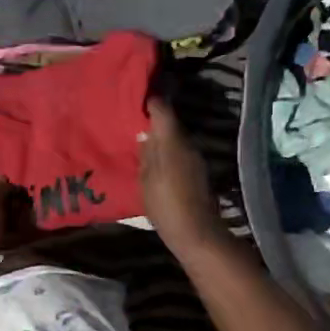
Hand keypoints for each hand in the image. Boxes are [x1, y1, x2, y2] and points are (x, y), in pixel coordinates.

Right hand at [139, 97, 228, 256]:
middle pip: (170, 123)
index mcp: (172, 140)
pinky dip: (167, 152)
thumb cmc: (165, 204)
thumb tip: (145, 133)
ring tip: (139, 139)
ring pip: (174, 138)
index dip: (149, 100)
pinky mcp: (198, 171)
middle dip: (152, 120)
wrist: (196, 233)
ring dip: (160, 137)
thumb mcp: (146, 178)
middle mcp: (187, 143)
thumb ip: (145, 152)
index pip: (162, 108)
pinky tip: (154, 160)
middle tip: (131, 120)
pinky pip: (179, 152)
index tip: (134, 97)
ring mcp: (195, 158)